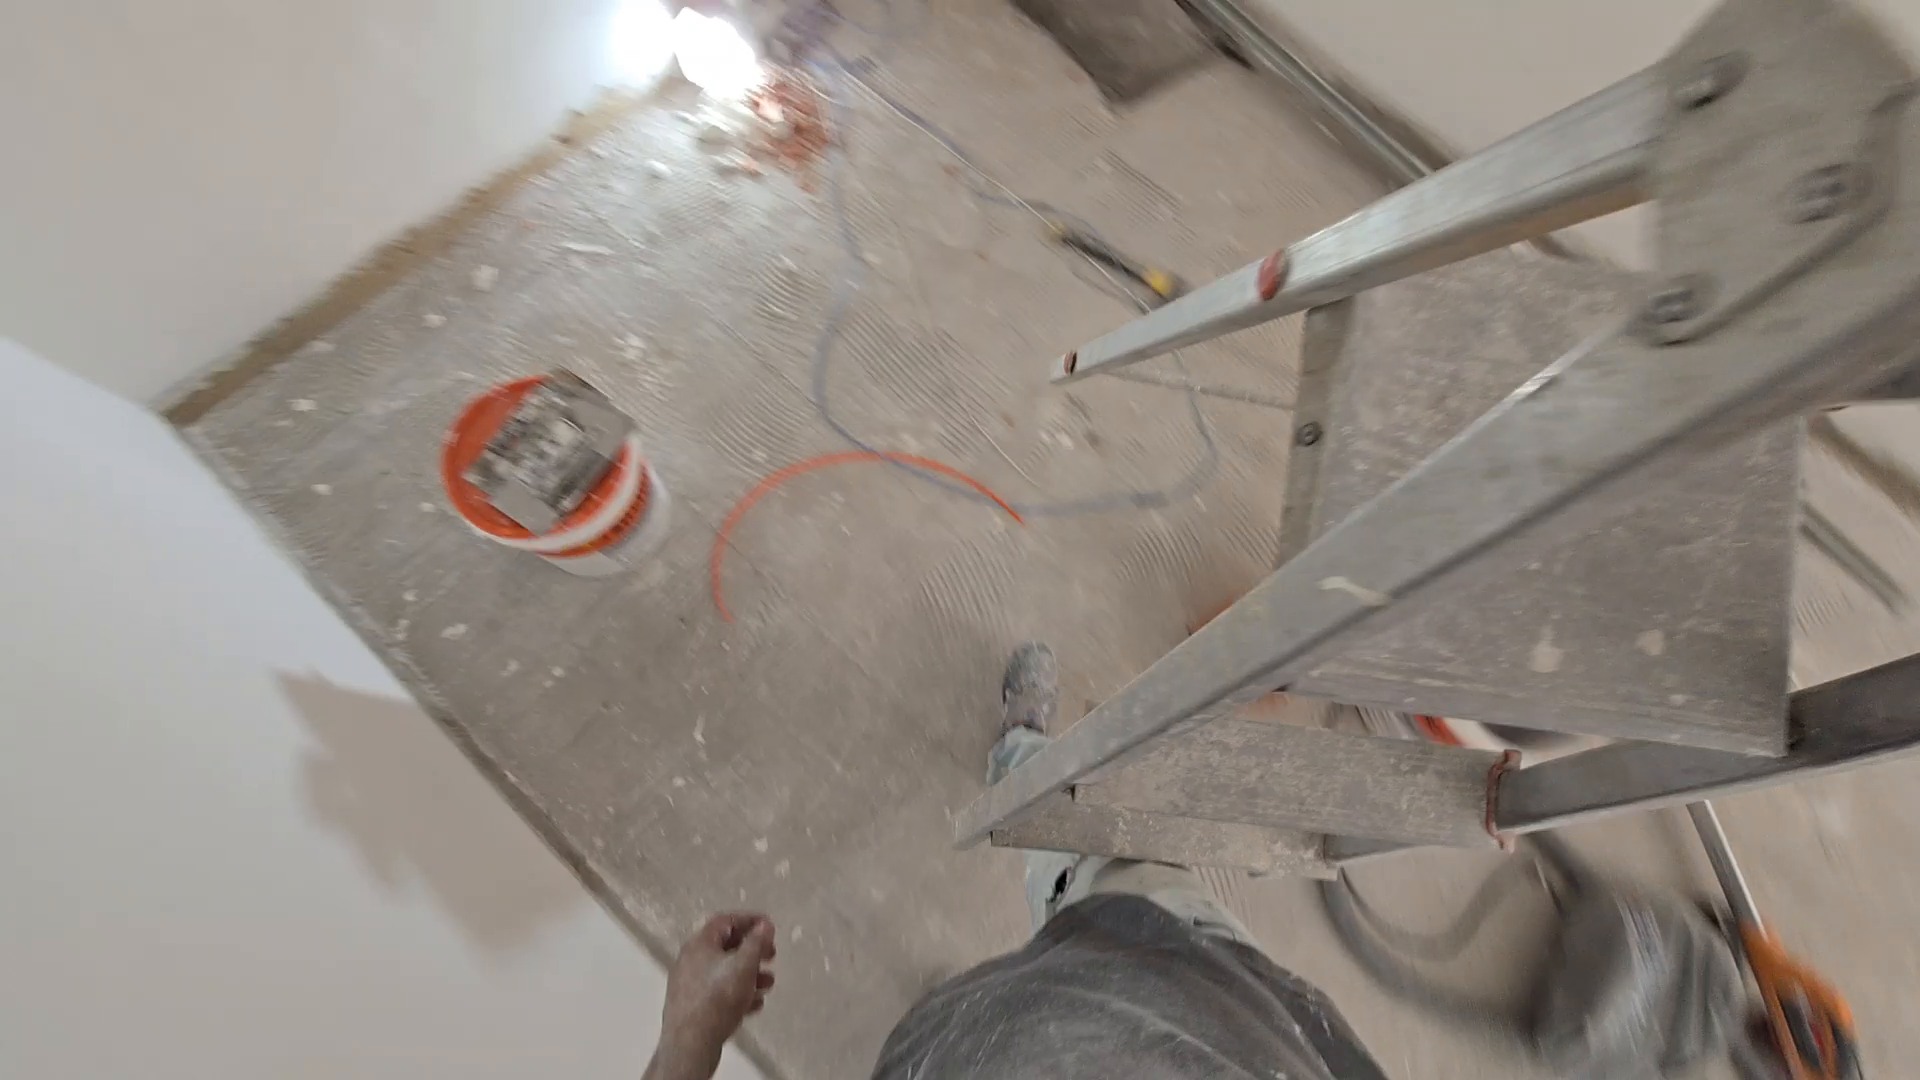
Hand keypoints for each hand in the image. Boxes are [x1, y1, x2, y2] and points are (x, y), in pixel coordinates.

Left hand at [646, 913, 776, 1079]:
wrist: (690, 1046)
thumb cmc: (718, 997)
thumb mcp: (744, 965)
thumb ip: (757, 942)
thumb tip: (766, 924)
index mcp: (699, 944)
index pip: (726, 921)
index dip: (750, 920)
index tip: (770, 928)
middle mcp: (691, 961)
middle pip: (726, 947)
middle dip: (753, 951)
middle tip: (772, 956)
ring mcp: (689, 986)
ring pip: (724, 972)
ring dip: (749, 974)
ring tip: (768, 984)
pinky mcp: (692, 1008)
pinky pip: (718, 992)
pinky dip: (738, 993)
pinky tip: (755, 1004)